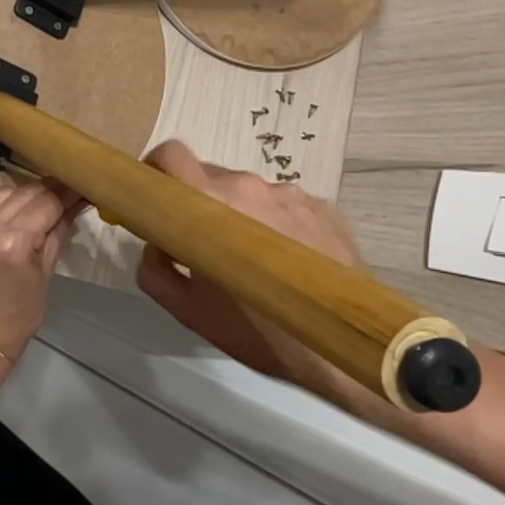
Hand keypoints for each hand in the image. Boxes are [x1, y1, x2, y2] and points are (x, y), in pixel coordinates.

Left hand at [0, 182, 80, 359]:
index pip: (46, 202)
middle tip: (65, 191)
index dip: (66, 193)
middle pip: (24, 194)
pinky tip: (10, 214)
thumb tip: (77, 200)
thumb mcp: (47, 270)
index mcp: (12, 242)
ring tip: (38, 204)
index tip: (80, 186)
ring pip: (2, 193)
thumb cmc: (21, 310)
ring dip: (22, 197)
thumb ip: (59, 229)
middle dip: (47, 191)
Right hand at [133, 140, 376, 412]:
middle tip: (200, 242)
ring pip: (246, 192)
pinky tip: (283, 261)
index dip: (155, 169)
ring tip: (249, 259)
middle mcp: (249, 185)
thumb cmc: (260, 331)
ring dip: (236, 213)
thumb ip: (154, 271)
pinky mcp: (323, 207)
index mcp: (210, 202)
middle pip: (208, 175)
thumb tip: (155, 246)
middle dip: (196, 202)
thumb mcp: (189, 311)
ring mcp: (290, 194)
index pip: (171, 154)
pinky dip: (272, 223)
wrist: (350, 349)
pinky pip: (281, 204)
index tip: (153, 196)